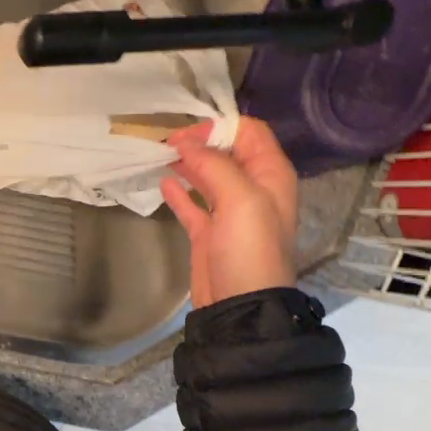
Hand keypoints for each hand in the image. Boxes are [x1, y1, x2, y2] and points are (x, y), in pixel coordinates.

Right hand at [159, 117, 299, 307]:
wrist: (241, 302)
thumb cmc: (249, 249)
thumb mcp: (240, 200)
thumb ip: (214, 167)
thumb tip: (185, 144)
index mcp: (270, 174)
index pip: (249, 133)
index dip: (218, 127)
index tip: (185, 134)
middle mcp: (252, 188)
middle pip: (226, 152)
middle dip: (200, 142)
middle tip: (165, 142)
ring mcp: (229, 211)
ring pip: (207, 176)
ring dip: (187, 164)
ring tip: (160, 156)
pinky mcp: (208, 232)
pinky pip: (193, 204)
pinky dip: (179, 192)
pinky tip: (164, 183)